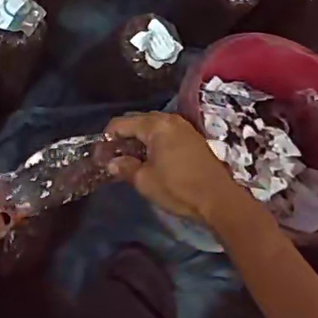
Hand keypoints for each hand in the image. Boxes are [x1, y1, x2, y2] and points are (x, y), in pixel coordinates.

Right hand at [105, 112, 256, 229]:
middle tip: (112, 157)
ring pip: (152, 127)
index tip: (99, 154)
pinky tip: (149, 158)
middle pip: (137, 121)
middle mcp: (169, 119)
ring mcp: (183, 126)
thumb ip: (125, 167)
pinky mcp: (192, 137)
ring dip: (139, 140)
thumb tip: (111, 162)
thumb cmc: (179, 187)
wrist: (218, 197)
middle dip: (123, 137)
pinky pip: (165, 133)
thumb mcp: (146, 181)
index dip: (107, 138)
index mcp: (156, 125)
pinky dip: (154, 142)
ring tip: (129, 159)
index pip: (122, 123)